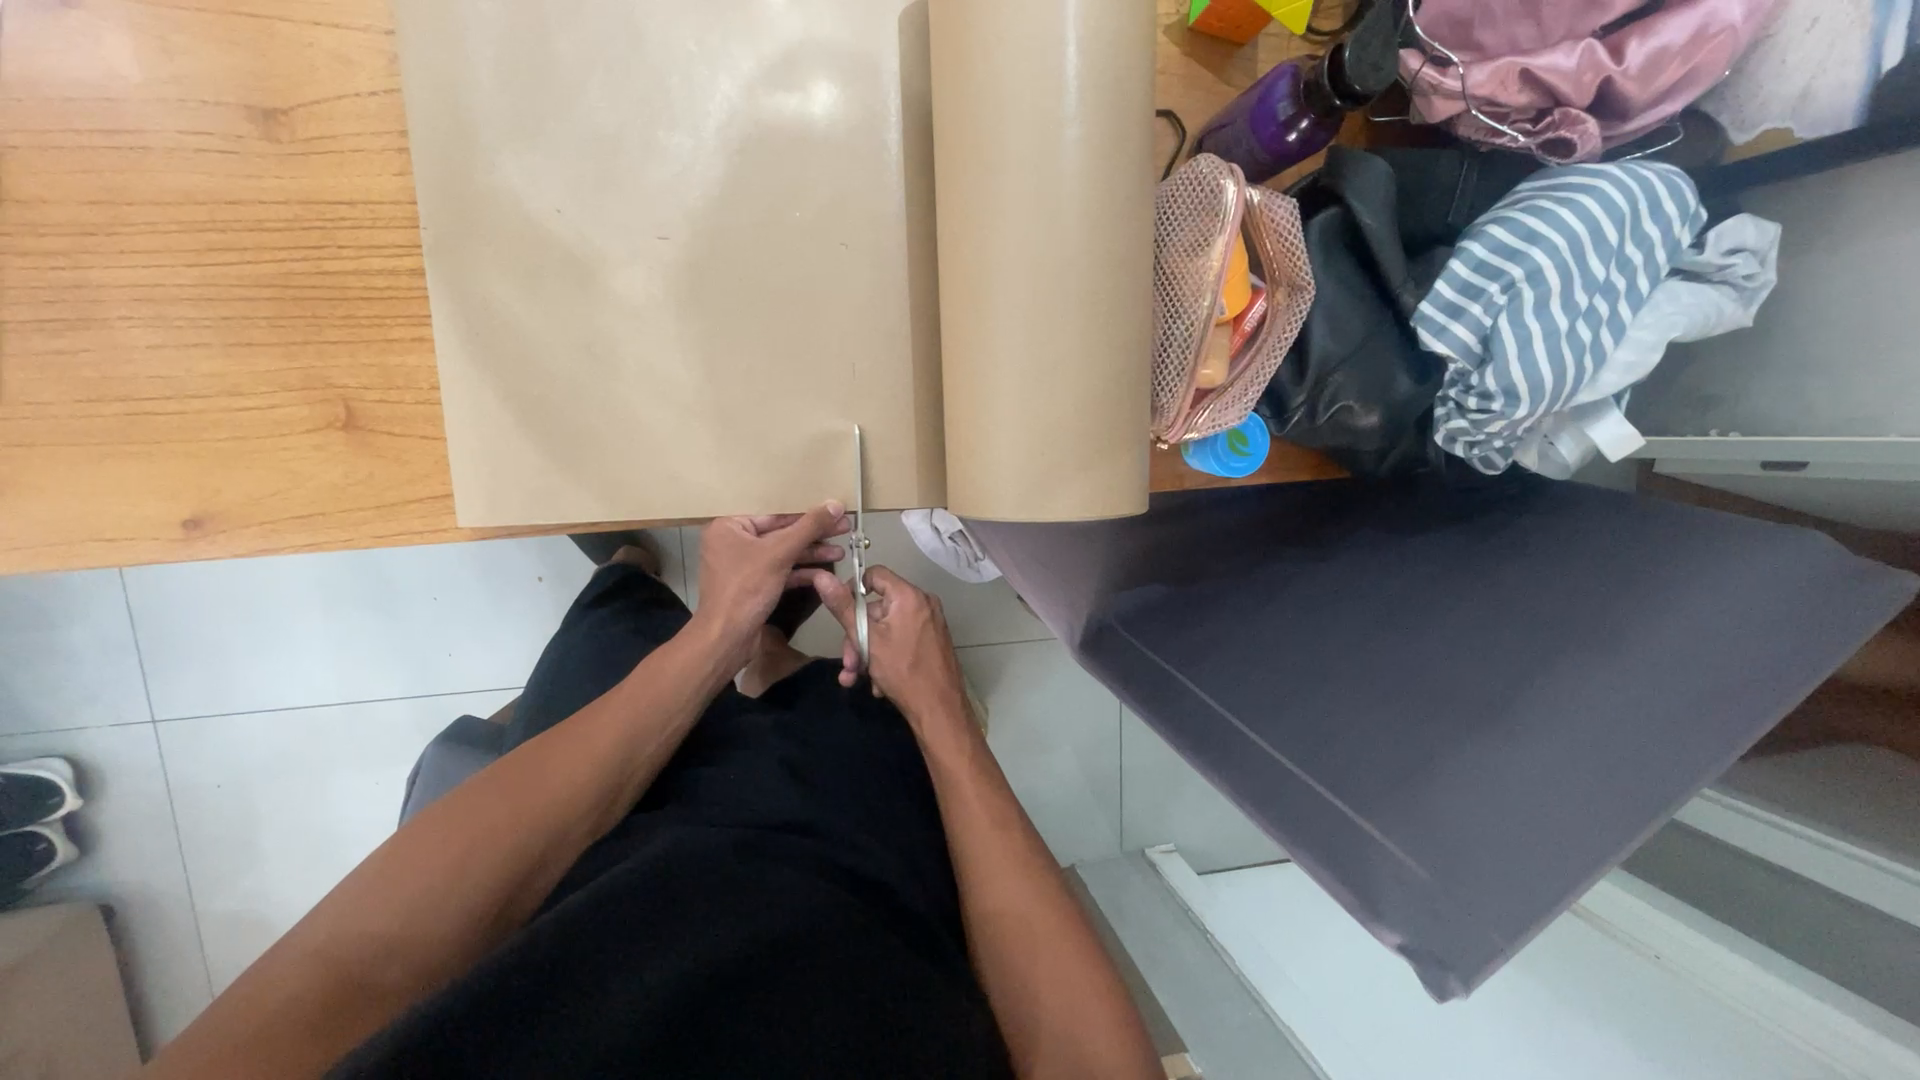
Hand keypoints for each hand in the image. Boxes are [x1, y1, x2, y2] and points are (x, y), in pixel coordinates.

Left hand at [692, 502, 849, 671]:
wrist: (727, 639)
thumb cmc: (746, 589)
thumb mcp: (780, 553)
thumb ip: (809, 527)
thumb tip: (835, 505)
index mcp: (728, 526)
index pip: (774, 512)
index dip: (807, 512)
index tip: (834, 510)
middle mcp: (733, 542)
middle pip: (780, 532)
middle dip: (813, 534)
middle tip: (844, 529)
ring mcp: (743, 565)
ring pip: (783, 553)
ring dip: (811, 553)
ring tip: (841, 552)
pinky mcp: (753, 586)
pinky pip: (780, 571)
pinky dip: (801, 572)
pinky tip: (826, 572)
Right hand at [800, 565, 969, 729]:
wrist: (939, 709)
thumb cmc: (902, 671)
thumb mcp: (867, 639)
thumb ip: (843, 607)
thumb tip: (821, 577)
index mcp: (908, 596)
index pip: (875, 575)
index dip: (853, 590)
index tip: (841, 613)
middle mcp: (923, 603)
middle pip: (878, 609)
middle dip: (857, 637)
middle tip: (849, 663)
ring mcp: (930, 623)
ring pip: (887, 629)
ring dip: (868, 653)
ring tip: (857, 678)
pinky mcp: (933, 641)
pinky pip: (901, 640)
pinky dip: (886, 657)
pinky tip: (877, 684)